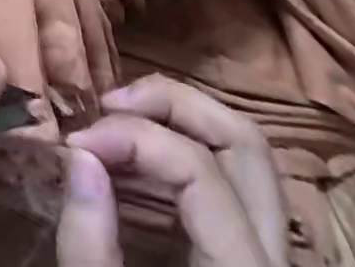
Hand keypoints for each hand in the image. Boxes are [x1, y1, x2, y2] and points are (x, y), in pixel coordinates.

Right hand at [58, 75, 288, 266]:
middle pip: (243, 140)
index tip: (76, 144)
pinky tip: (133, 153)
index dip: (133, 138)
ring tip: (117, 119)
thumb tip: (79, 156)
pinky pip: (230, 175)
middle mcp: (278, 257)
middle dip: (169, 103)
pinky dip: (179, 142)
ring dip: (176, 116)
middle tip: (108, 107)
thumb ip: (90, 246)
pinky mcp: (249, 250)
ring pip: (244, 150)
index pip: (201, 169)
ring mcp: (272, 252)